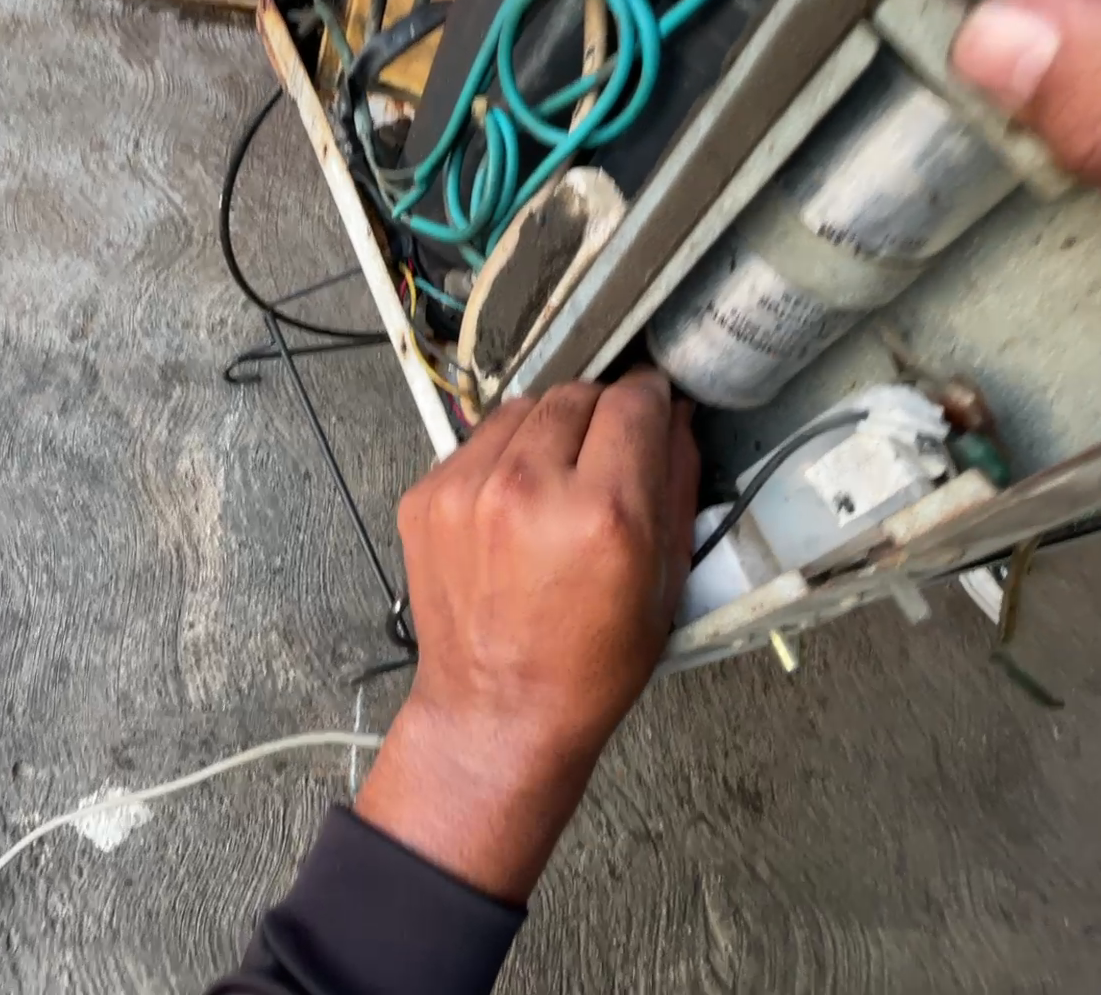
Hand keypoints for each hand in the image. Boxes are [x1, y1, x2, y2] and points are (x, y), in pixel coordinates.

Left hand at [354, 369, 697, 901]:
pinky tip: (510, 502)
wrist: (496, 706)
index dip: (651, 398)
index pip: (633, 400)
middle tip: (605, 451)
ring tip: (555, 478)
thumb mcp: (664, 579)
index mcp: (601, 512)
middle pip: (574, 394)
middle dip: (600, 412)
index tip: (652, 407)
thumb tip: (676, 417)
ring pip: (520, 407)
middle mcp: (526, 487)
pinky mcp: (424, 496)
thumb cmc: (589, 663)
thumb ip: (676, 481)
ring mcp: (464, 488)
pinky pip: (475, 443)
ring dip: (548, 428)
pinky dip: (501, 456)